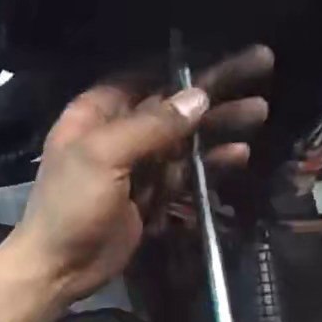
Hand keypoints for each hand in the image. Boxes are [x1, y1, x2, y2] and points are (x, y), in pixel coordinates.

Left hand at [5, 45, 274, 300]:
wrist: (59, 268)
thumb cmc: (70, 205)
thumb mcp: (103, 156)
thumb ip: (151, 125)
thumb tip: (198, 97)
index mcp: (98, 113)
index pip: (147, 76)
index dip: (185, 67)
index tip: (225, 53)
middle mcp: (119, 134)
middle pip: (174, 106)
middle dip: (215, 92)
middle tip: (262, 69)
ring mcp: (137, 167)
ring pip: (184, 141)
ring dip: (219, 128)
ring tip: (259, 111)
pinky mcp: (150, 197)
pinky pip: (184, 175)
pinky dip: (208, 166)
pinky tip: (238, 155)